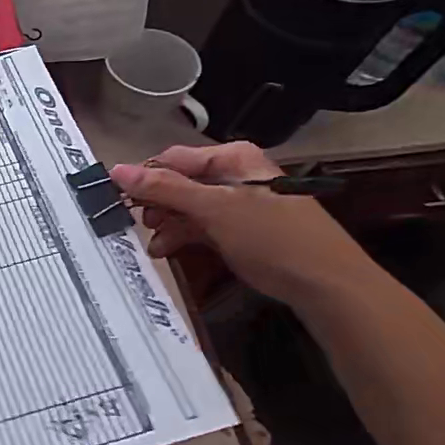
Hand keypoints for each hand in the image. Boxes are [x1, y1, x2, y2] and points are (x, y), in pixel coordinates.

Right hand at [109, 143, 378, 307]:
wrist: (328, 285)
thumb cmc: (272, 237)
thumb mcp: (214, 210)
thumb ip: (166, 189)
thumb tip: (118, 169)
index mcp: (232, 159)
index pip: (174, 159)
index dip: (144, 177)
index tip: (116, 198)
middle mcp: (235, 175)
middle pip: (181, 182)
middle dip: (156, 204)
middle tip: (134, 223)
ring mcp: (240, 204)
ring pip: (190, 207)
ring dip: (167, 224)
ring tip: (151, 244)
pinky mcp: (243, 230)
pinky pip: (204, 226)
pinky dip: (185, 236)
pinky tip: (167, 251)